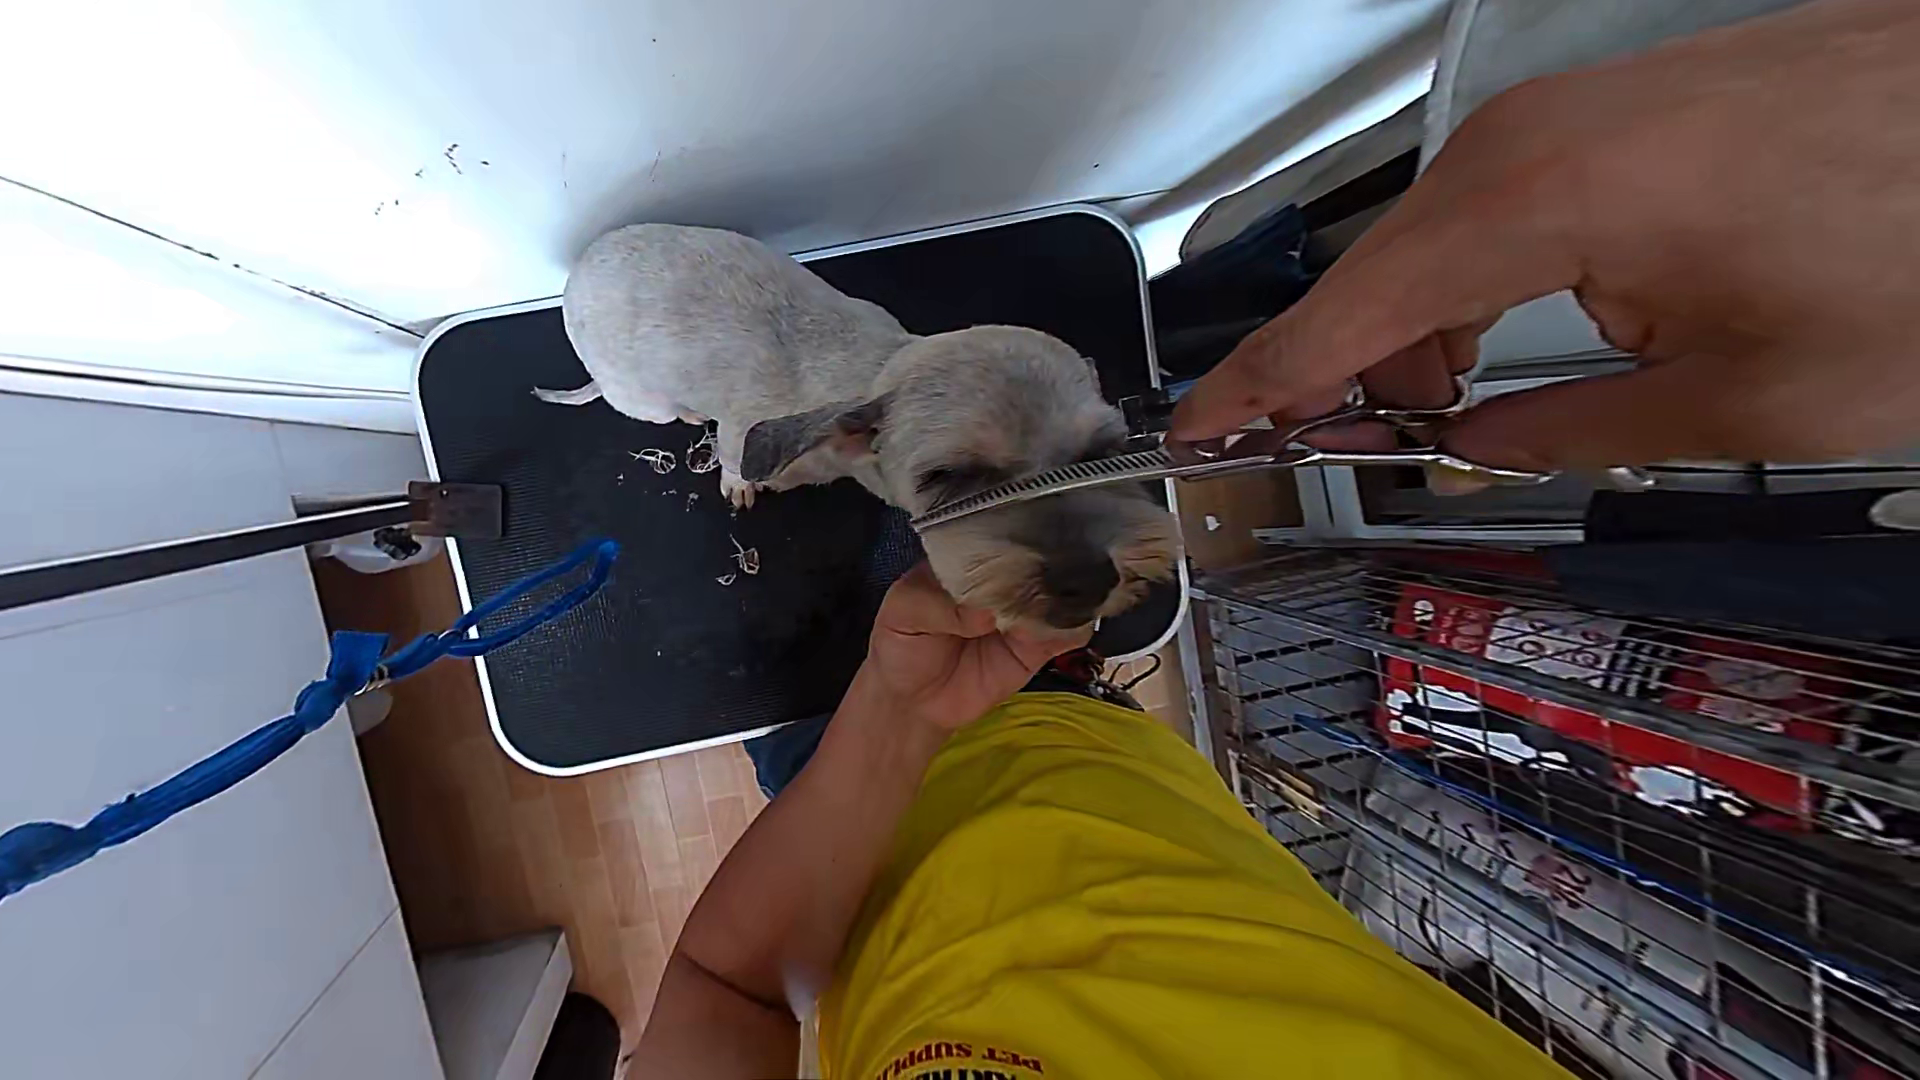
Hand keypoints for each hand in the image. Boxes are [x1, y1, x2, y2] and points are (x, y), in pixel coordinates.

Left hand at [861, 563, 1088, 731]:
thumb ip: (935, 604)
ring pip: (1062, 593)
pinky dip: (1071, 629)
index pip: (1000, 538)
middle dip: (1045, 568)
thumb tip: (985, 612)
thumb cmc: (902, 643)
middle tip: (1036, 583)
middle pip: (1040, 561)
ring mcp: (1026, 610)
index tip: (1019, 550)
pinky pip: (1069, 633)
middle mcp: (1004, 578)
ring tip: (1044, 609)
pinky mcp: (1040, 646)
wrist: (914, 701)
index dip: (1011, 541)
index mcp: (971, 558)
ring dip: (1062, 599)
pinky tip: (1052, 632)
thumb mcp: (901, 613)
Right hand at [1172, 0, 1919, 469]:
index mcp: (1529, 210)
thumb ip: (1554, 435)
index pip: (1328, 328)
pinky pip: (1449, 235)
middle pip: (1346, 297)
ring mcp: (1533, 132)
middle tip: (1333, 447)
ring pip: (1393, 268)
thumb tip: (1464, 445)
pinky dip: (1437, 306)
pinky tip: (1473, 347)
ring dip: (1390, 350)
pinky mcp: (1565, 130)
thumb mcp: (1749, 400)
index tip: (1191, 431)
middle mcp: (1505, 153)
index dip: (1246, 392)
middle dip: (1324, 382)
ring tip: (1435, 409)